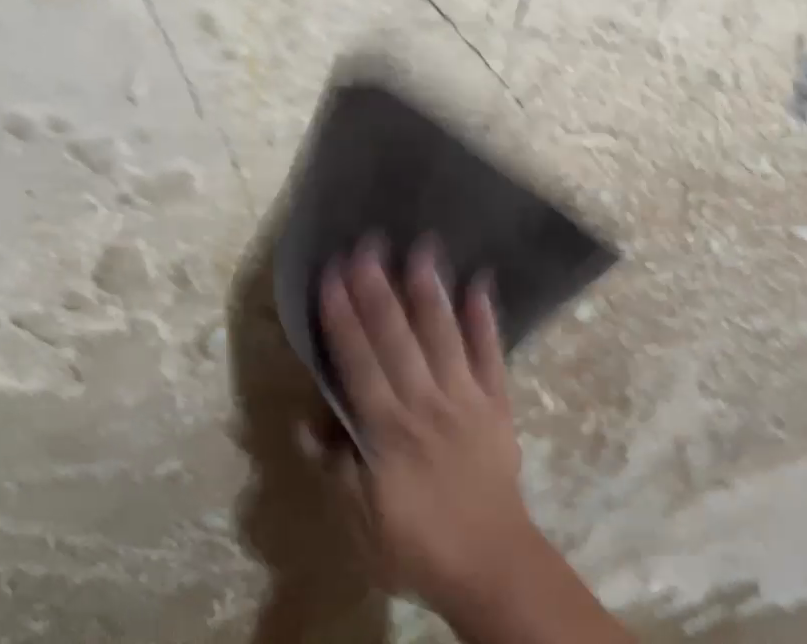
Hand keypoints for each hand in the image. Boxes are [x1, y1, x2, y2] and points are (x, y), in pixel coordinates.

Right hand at [314, 235, 539, 609]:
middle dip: (378, 287)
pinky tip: (480, 283)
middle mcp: (425, 402)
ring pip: (444, 334)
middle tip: (368, 242)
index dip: (342, 315)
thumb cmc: (416, 545)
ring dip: (429, 290)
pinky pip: (492, 355)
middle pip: (397, 336)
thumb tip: (309, 421)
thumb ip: (334, 467)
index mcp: (387, 428)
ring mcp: (466, 399)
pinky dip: (486, 319)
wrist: (490, 564)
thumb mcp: (359, 522)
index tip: (331, 272)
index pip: (358, 360)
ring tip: (422, 246)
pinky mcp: (498, 404)